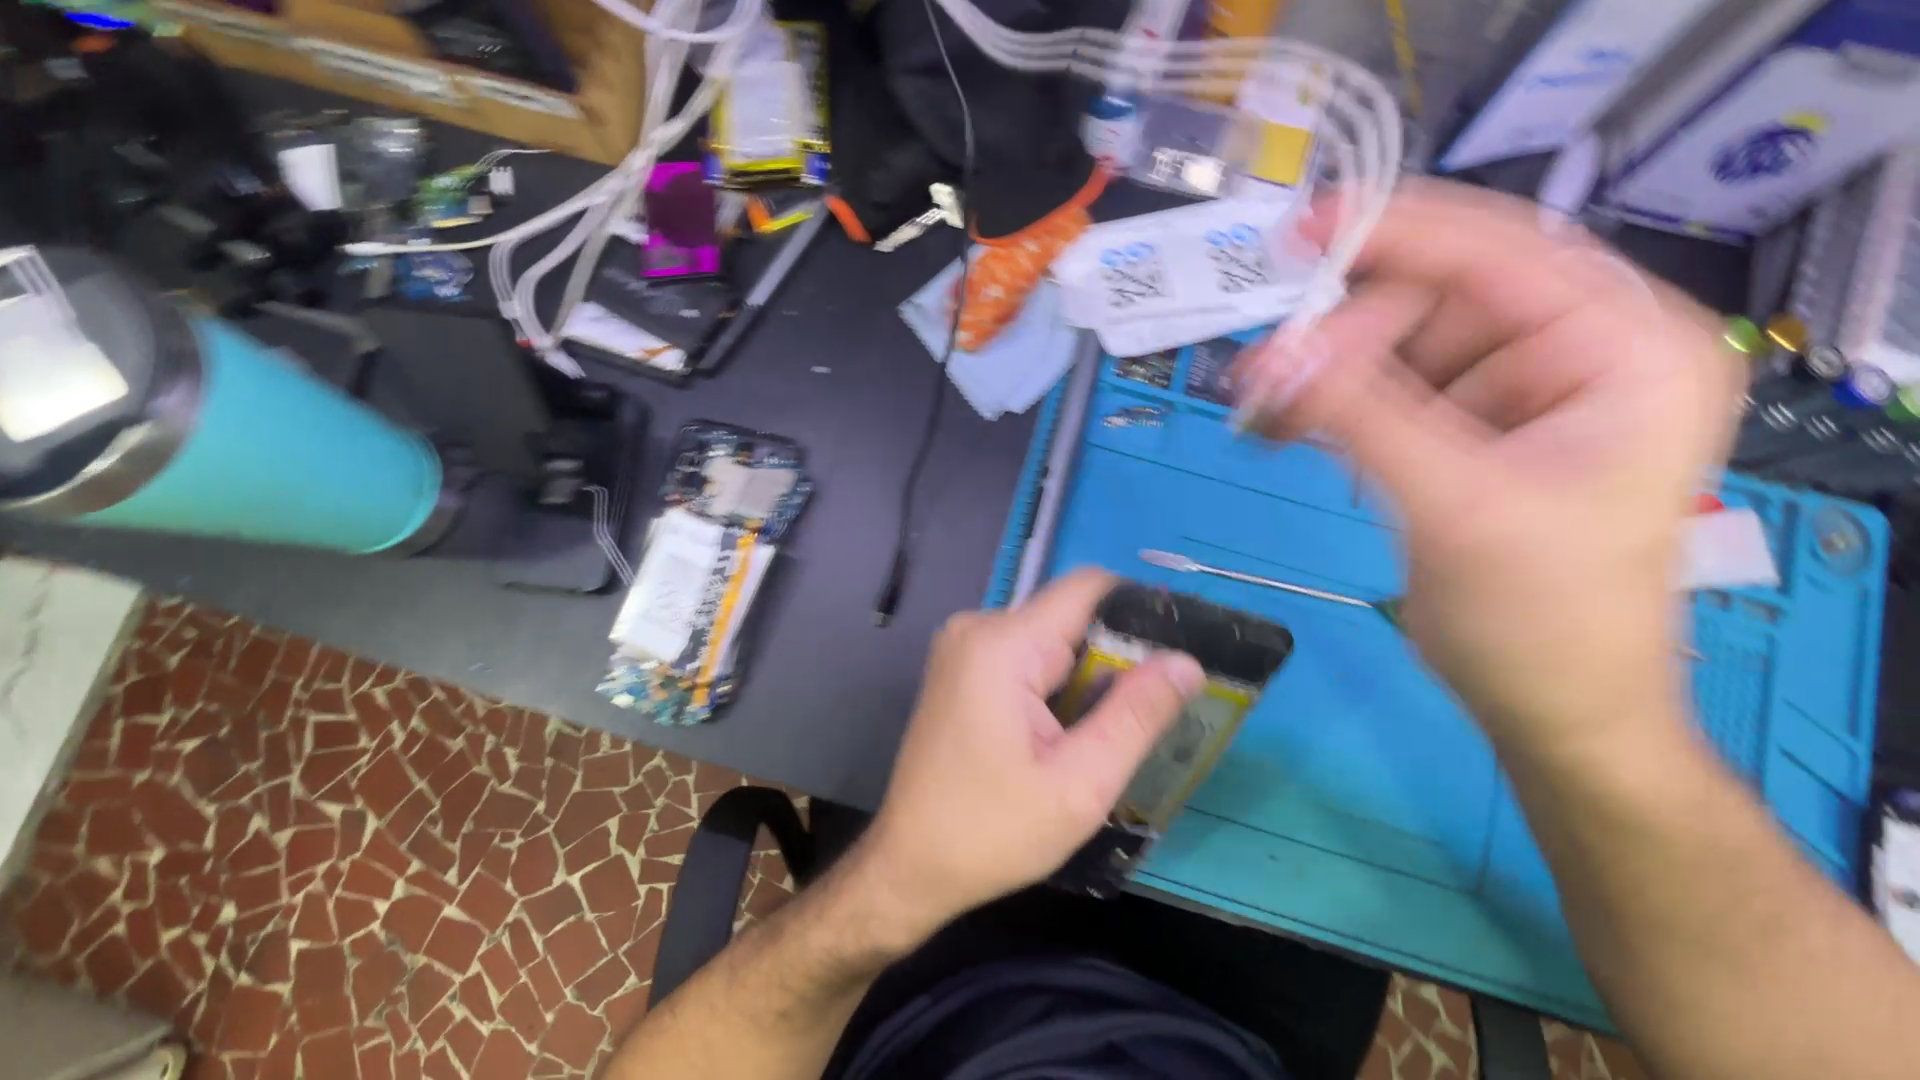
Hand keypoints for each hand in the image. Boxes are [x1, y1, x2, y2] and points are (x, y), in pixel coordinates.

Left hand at [854, 569, 1203, 941]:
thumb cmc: (991, 832)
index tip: (1175, 659)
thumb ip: (1137, 715)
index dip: (1141, 613)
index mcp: (1002, 644)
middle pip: (1071, 615)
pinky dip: (1057, 687)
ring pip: (1052, 639)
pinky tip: (1063, 736)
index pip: (1089, 588)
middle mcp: (977, 628)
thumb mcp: (1080, 784)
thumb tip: (1187, 660)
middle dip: (1114, 659)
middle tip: (1142, 719)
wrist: (911, 866)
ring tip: (1101, 736)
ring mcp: (963, 648)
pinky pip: (1027, 658)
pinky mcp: (961, 670)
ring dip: (1086, 679)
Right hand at [1232, 182, 1741, 756]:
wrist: (1557, 714)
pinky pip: (1389, 394)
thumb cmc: (1541, 619)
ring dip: (1326, 375)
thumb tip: (1270, 358)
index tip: (1298, 232)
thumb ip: (1362, 417)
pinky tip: (1286, 429)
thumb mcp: (1455, 507)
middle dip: (1344, 336)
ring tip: (1263, 414)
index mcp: (1624, 349)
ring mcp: (1521, 394)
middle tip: (1265, 376)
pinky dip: (1333, 406)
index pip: (1502, 253)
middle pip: (1438, 301)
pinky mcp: (1472, 433)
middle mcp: (1578, 353)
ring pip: (1401, 347)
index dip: (1395, 233)